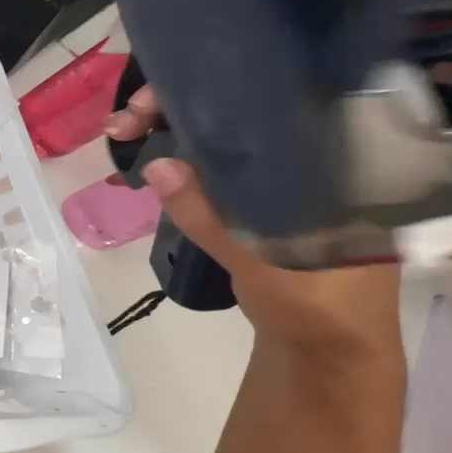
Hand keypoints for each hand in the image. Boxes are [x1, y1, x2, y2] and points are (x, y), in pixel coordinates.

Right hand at [107, 88, 403, 366]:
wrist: (326, 354)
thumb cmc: (315, 307)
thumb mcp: (263, 263)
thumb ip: (210, 218)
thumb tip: (158, 166)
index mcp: (330, 171)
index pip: (265, 110)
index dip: (207, 98)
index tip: (154, 104)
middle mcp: (308, 168)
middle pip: (234, 120)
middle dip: (173, 113)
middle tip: (123, 122)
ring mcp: (280, 186)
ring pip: (217, 145)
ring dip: (167, 135)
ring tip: (122, 135)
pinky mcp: (257, 205)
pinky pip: (211, 171)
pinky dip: (175, 163)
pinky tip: (143, 165)